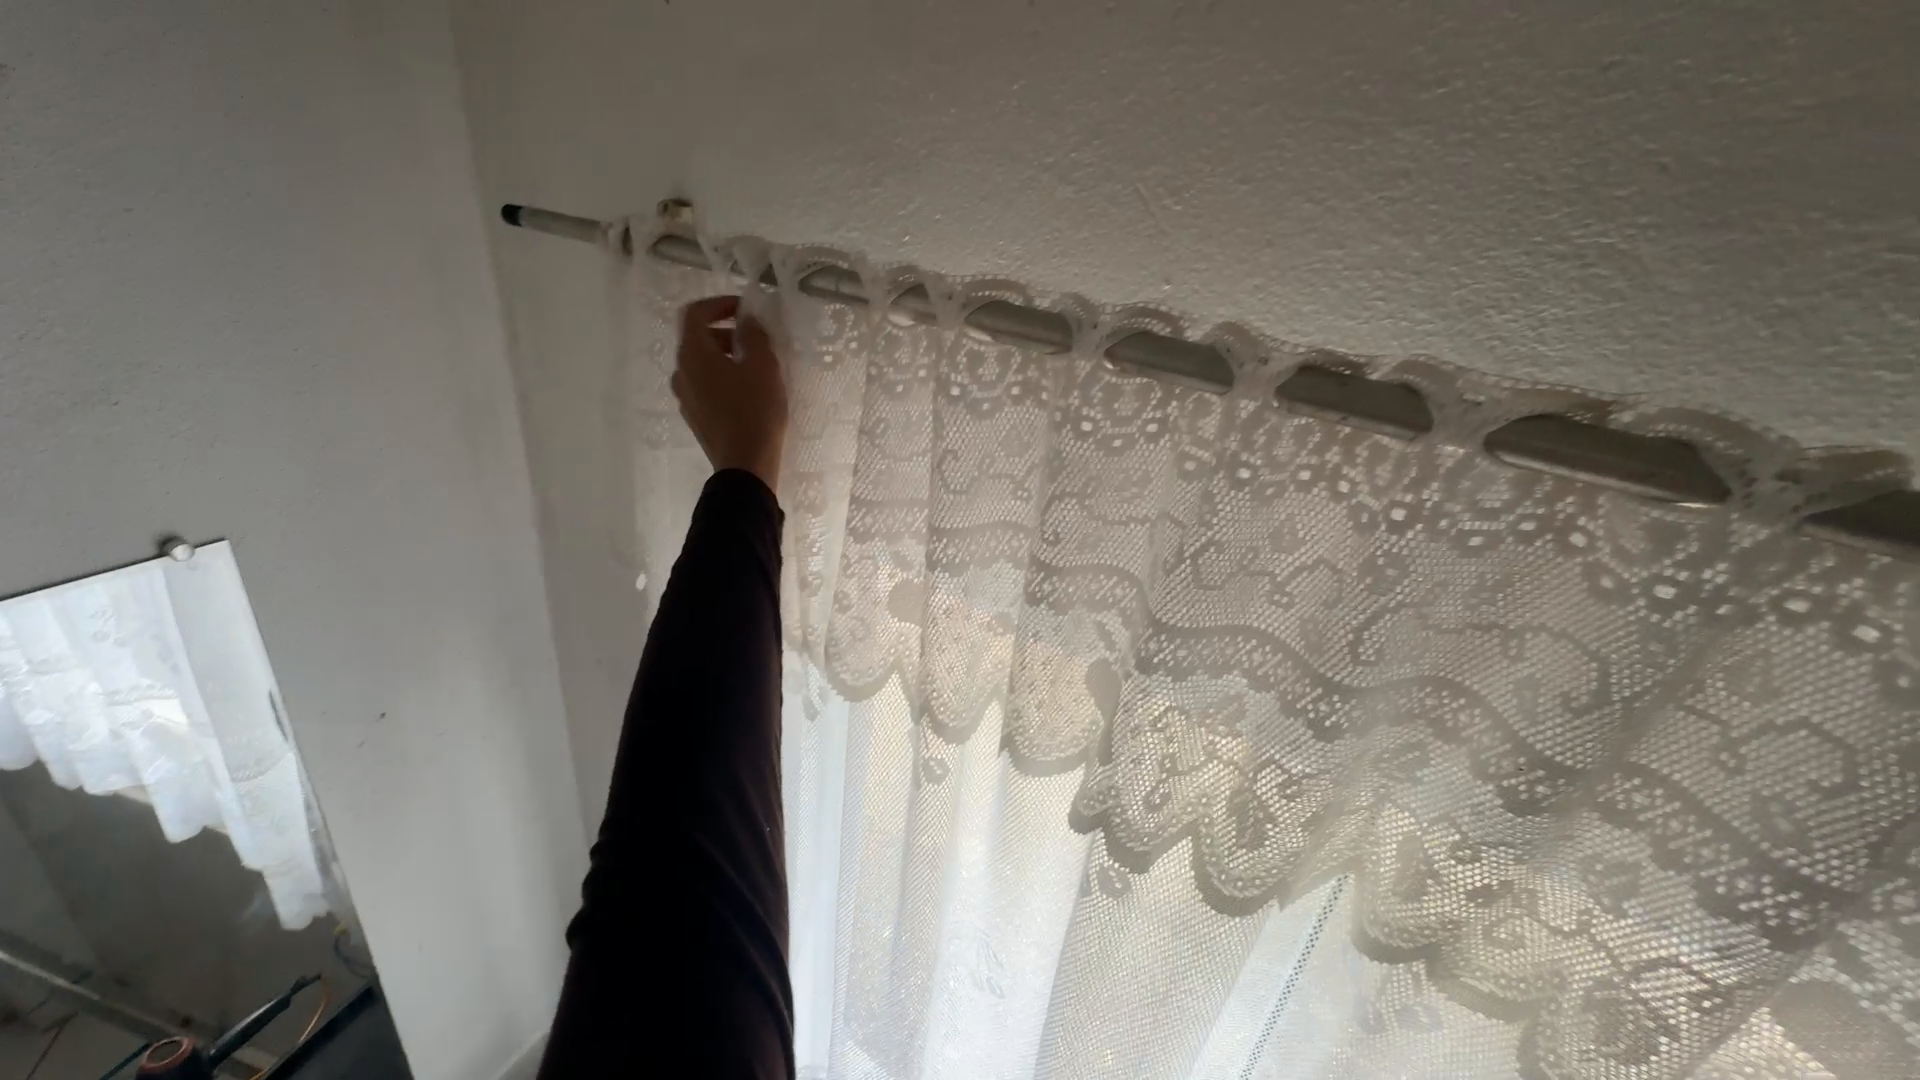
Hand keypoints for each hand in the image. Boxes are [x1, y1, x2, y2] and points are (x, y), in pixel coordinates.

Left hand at [671, 296, 789, 493]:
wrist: (745, 465)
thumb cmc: (755, 410)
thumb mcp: (763, 366)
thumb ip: (754, 335)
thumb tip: (746, 322)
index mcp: (693, 353)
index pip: (695, 313)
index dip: (719, 304)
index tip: (745, 309)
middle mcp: (681, 372)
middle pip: (698, 339)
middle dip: (726, 332)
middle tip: (756, 340)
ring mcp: (685, 397)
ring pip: (702, 365)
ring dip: (725, 357)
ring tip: (755, 368)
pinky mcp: (695, 417)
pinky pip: (705, 386)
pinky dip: (722, 378)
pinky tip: (747, 393)